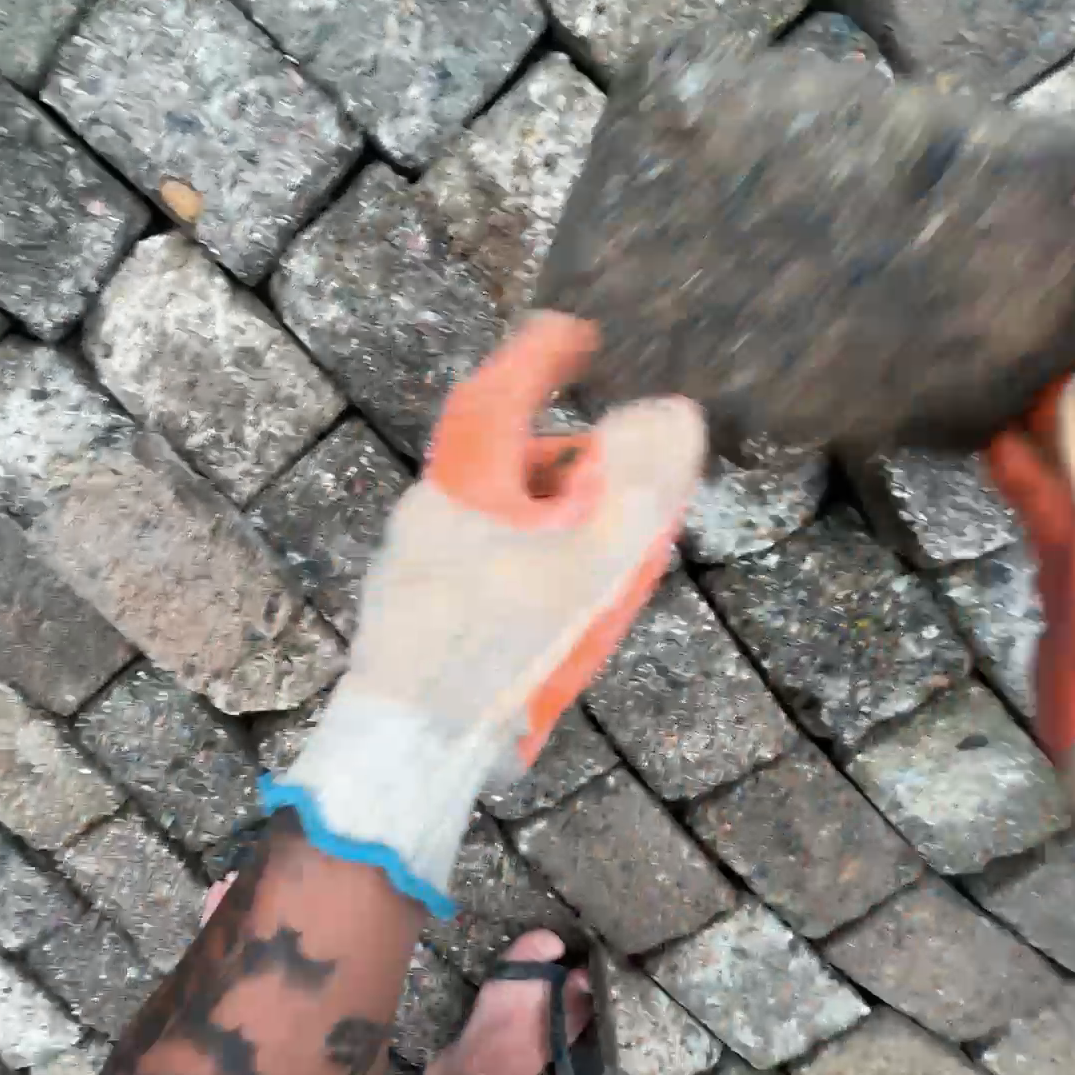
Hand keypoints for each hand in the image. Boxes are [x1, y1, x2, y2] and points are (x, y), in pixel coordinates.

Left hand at [264, 313, 705, 912]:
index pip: (495, 391)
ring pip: (490, 506)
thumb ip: (638, 479)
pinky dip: (520, 548)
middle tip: (612, 477)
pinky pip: (475, 548)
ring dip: (544, 510)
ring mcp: (412, 554)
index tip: (576, 335)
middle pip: (499, 455)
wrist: (417, 738)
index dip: (539, 354)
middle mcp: (428, 508)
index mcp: (465, 484)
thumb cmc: (503, 647)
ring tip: (596, 549)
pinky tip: (549, 593)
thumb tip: (661, 413)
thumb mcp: (594, 561)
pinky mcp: (413, 596)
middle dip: (560, 457)